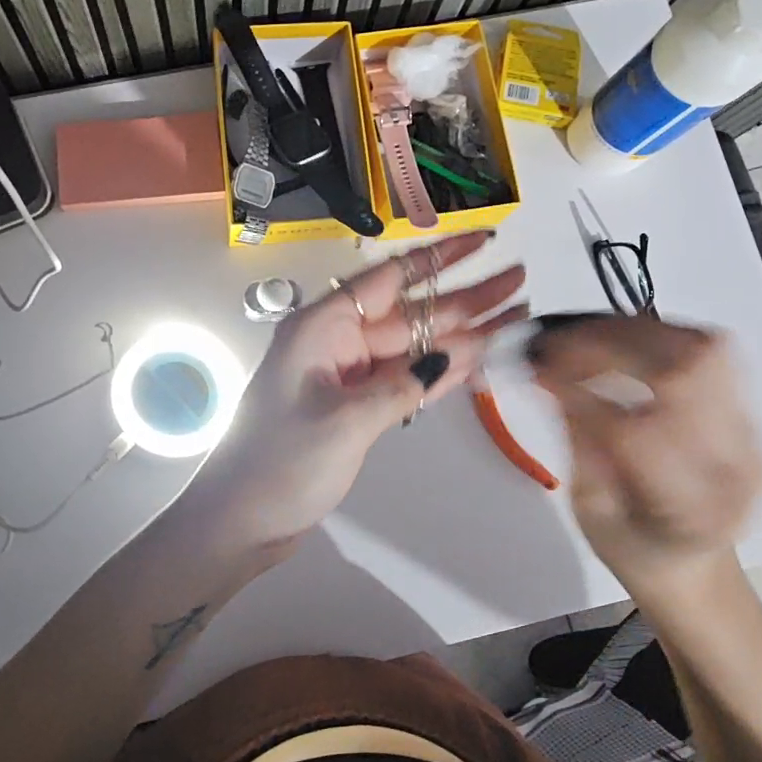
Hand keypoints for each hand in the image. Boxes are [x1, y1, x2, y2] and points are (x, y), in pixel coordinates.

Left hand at [190, 232, 526, 550]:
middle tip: (520, 279)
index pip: (389, 279)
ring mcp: (347, 377)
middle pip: (410, 313)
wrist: (241, 520)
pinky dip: (439, 373)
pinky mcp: (355, 409)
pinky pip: (405, 381)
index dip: (439, 258)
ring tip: (516, 315)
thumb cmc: (281, 464)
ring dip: (463, 335)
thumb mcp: (344, 422)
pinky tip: (481, 358)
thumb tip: (450, 356)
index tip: (482, 241)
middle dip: (465, 297)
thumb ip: (401, 386)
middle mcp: (336, 343)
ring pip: (414, 348)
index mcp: (321, 328)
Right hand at [528, 315, 761, 603]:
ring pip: (704, 351)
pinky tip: (624, 343)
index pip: (637, 433)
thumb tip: (549, 374)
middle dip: (611, 345)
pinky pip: (712, 351)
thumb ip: (577, 438)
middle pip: (685, 376)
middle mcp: (736, 468)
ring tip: (588, 336)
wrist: (694, 563)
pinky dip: (661, 335)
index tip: (538, 369)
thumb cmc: (631, 546)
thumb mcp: (588, 508)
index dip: (581, 392)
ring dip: (637, 333)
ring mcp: (754, 435)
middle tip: (559, 342)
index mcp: (690, 511)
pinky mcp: (753, 411)